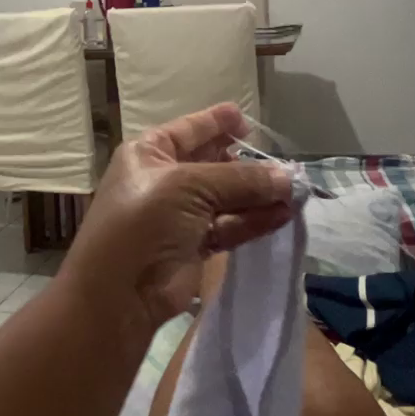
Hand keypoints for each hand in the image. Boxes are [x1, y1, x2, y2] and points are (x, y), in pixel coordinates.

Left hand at [58, 104, 295, 331]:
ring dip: (257, 195)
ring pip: (225, 198)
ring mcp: (179, 215)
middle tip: (286, 166)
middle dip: (247, 164)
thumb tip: (288, 177)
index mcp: (149, 153)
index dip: (218, 123)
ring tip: (295, 193)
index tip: (250, 122)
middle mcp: (163, 180)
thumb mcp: (189, 186)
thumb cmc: (145, 221)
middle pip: (212, 163)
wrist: (119, 293)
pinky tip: (282, 215)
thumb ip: (240, 179)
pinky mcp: (194, 247)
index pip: (189, 129)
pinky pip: (229, 226)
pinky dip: (254, 220)